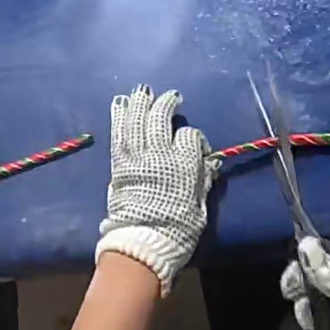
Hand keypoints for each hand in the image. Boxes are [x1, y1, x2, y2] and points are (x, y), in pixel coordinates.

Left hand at [95, 86, 217, 294]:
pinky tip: (120, 102)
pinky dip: (119, 115)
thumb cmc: (177, 227)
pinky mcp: (119, 161)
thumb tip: (210, 160)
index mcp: (183, 165)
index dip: (194, 138)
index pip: (189, 136)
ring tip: (143, 90)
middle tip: (170, 96)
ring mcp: (136, 155)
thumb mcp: (199, 205)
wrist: (142, 239)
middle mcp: (159, 154)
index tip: (194, 145)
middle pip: (160, 119)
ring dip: (140, 103)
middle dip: (165, 104)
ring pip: (137, 120)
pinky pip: (119, 132)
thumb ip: (203, 178)